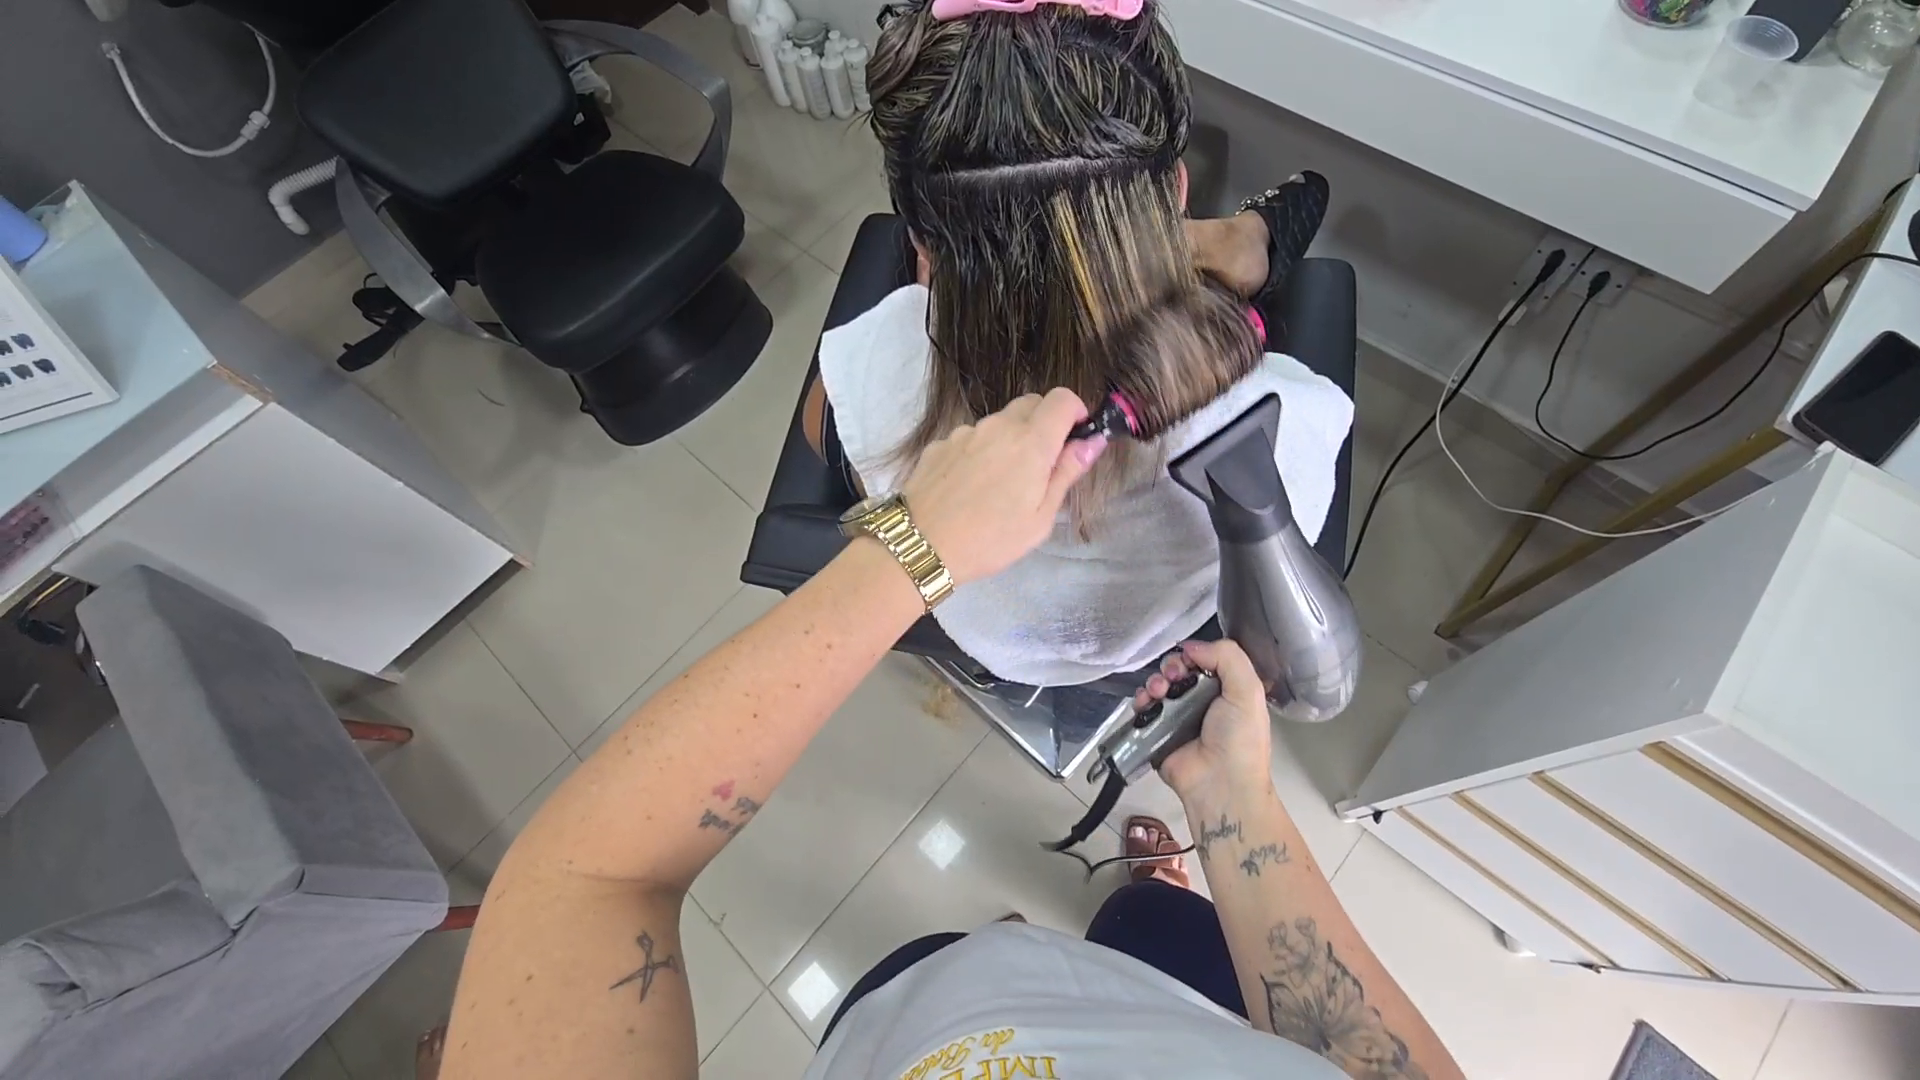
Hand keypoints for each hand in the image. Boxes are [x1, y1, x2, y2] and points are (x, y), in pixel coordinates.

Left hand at [901, 388, 1106, 584]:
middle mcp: (998, 426)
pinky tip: (970, 487)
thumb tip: (1093, 440)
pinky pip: (970, 438)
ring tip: (1001, 484)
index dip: (1075, 412)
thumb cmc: (990, 539)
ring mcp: (965, 432)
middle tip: (1041, 465)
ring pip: (999, 422)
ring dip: (1010, 439)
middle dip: (1044, 423)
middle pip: (1031, 403)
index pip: (1062, 399)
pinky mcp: (940, 444)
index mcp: (1031, 442)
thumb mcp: (1040, 517)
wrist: (922, 544)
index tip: (1075, 438)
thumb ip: (1066, 473)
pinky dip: (980, 452)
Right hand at [1135, 639, 1273, 806]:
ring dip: (1154, 682)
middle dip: (1170, 667)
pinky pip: (1143, 708)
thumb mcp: (1248, 690)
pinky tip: (1146, 703)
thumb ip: (1227, 656)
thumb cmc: (1239, 740)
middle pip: (1177, 670)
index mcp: (1226, 690)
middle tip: (1172, 678)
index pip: (1204, 660)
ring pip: (1158, 685)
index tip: (1188, 661)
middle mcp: (1201, 700)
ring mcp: (1177, 716)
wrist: (1219, 784)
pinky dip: (1141, 700)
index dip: (1193, 655)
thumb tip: (1190, 647)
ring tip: (1158, 693)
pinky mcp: (1156, 731)